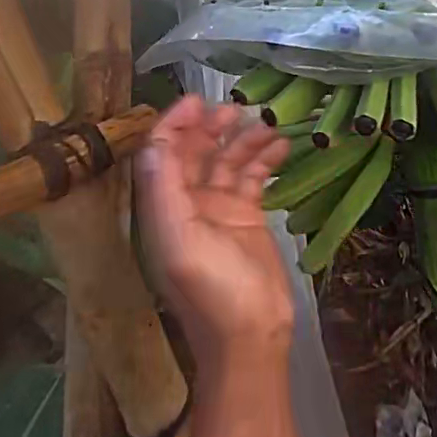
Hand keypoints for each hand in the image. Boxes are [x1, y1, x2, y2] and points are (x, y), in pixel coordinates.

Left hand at [137, 95, 295, 363]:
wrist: (252, 337)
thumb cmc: (214, 293)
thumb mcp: (181, 242)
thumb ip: (164, 191)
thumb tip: (155, 142)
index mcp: (165, 207)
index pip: (162, 152)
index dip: (175, 123)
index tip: (199, 99)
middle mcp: (188, 203)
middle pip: (195, 151)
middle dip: (212, 126)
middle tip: (238, 108)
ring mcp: (219, 209)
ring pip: (228, 160)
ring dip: (244, 139)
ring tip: (269, 124)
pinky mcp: (247, 217)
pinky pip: (253, 178)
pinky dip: (265, 160)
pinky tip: (282, 147)